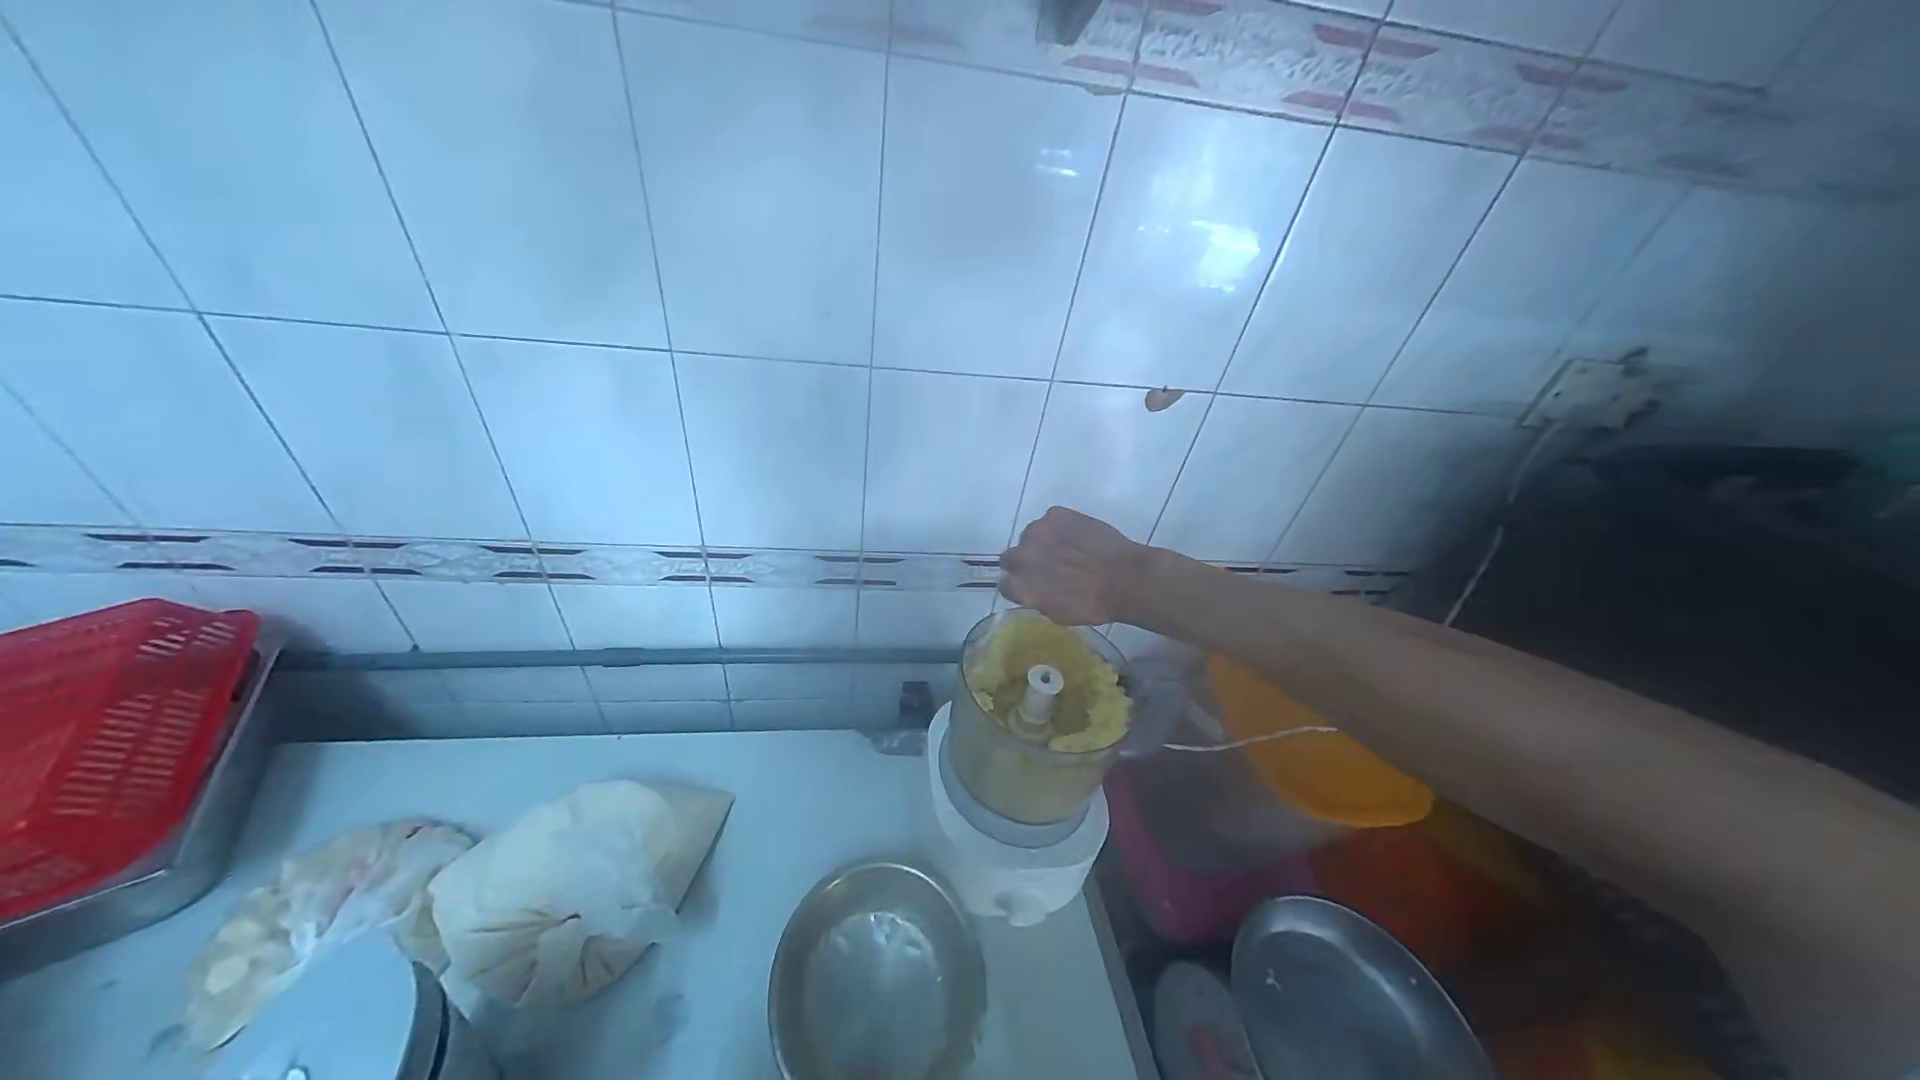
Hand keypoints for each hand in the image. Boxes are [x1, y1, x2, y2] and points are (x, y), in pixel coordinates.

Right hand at [1000, 507, 1147, 625]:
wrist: (1125, 577)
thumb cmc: (1093, 605)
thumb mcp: (1057, 614)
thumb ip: (1036, 599)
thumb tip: (1032, 590)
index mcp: (1021, 585)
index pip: (1005, 584)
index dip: (1019, 584)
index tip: (1032, 585)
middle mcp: (1022, 556)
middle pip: (1011, 557)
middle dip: (1026, 562)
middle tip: (1047, 567)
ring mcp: (1038, 531)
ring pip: (1030, 536)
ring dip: (1041, 542)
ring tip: (1066, 549)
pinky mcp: (1056, 514)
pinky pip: (1051, 520)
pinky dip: (1060, 527)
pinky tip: (1078, 537)